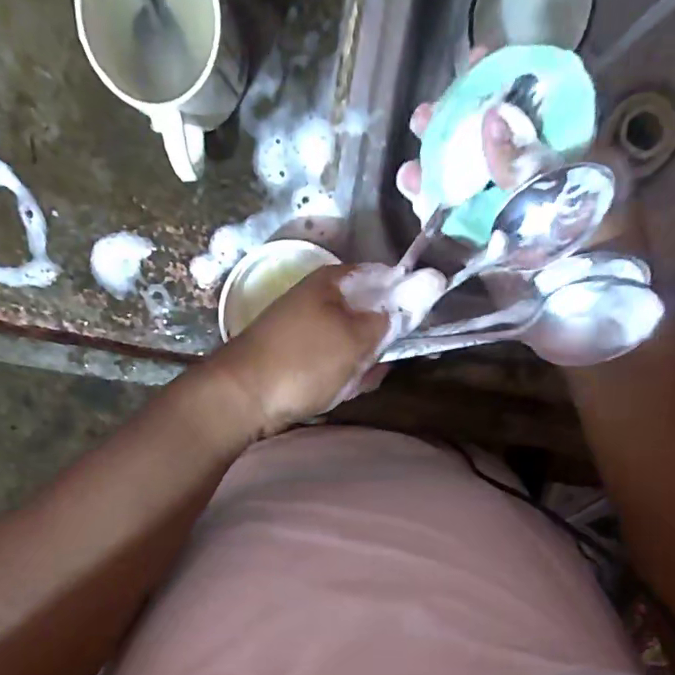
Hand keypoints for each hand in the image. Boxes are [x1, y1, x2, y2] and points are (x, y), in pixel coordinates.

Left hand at [203, 263, 445, 434]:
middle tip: (373, 365)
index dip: (407, 301)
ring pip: (352, 343)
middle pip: (370, 313)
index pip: (388, 277)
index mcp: (335, 280)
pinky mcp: (296, 355)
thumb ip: (395, 314)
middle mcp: (319, 297)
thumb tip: (434, 278)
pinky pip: (331, 361)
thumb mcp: (357, 338)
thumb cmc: (304, 361)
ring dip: (359, 365)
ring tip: (349, 382)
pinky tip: (335, 391)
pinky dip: (338, 377)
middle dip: (378, 343)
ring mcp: (305, 327)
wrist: (240, 398)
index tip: (414, 329)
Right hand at [395, 49, 648, 257]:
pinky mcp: (487, 245)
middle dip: (457, 122)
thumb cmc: (589, 259)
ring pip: (468, 177)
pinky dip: (432, 202)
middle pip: (492, 139)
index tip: (476, 60)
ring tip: (410, 148)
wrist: (581, 325)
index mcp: (570, 157)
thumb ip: (527, 163)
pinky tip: (411, 188)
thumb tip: (492, 114)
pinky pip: (455, 217)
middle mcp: (535, 180)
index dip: (506, 81)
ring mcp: (508, 213)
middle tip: (424, 114)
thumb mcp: (562, 202)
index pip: (536, 106)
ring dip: (438, 162)